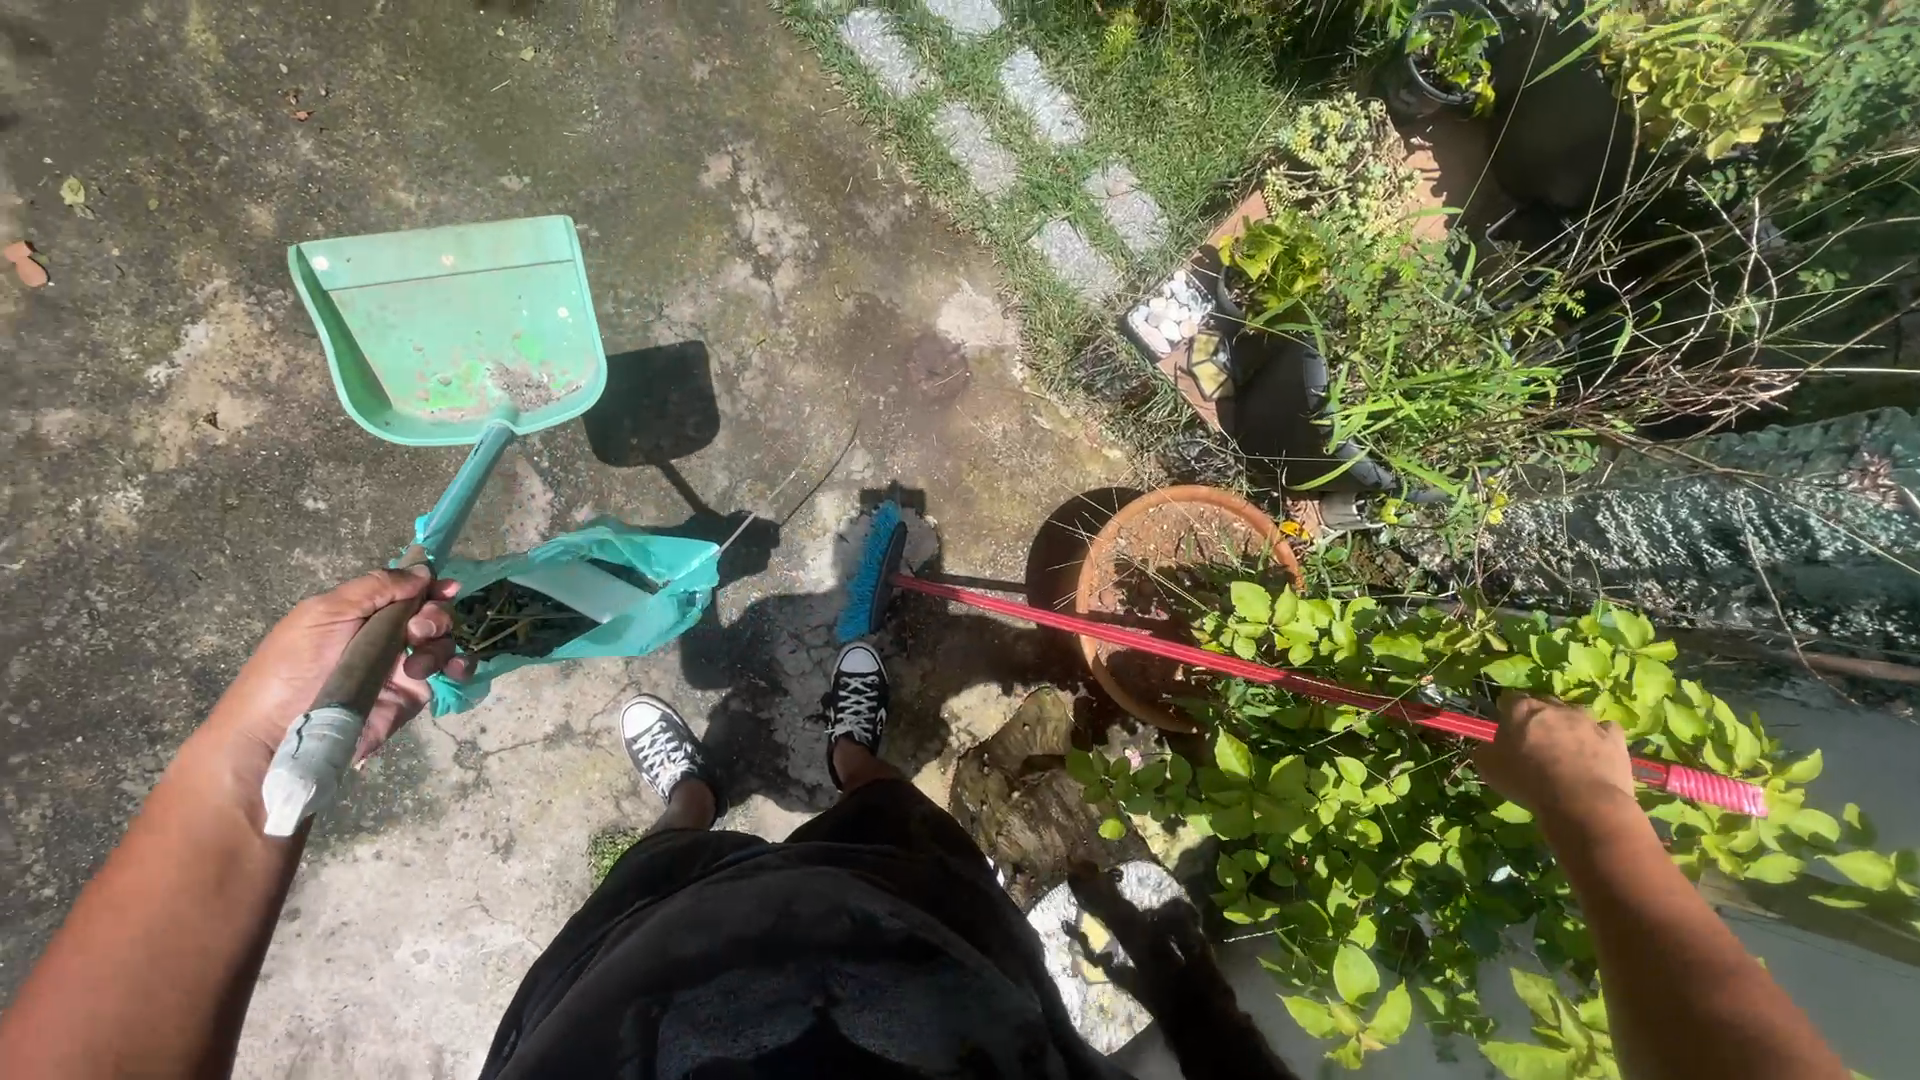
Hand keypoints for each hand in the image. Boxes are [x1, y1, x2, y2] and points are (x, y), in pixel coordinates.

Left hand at [211, 566, 470, 768]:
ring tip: (417, 663)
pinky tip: (453, 669)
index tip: (446, 587)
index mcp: (364, 613)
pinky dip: (461, 665)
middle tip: (417, 631)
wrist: (280, 729)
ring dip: (440, 643)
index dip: (430, 586)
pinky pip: (451, 671)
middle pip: (432, 612)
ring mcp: (404, 664)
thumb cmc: (293, 665)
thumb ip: (374, 587)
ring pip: (444, 640)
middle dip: (435, 615)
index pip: (408, 591)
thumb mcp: (324, 613)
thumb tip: (423, 572)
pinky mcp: (415, 691)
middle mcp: (388, 635)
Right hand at [1472, 693, 1636, 826]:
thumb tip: (1491, 746)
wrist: (1582, 802)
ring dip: (1568, 724)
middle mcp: (1554, 707)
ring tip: (1565, 745)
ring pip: (1574, 712)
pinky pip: (1605, 728)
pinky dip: (1598, 735)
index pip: (1509, 699)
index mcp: (1521, 709)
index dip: (1506, 713)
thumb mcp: (1488, 766)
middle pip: (1543, 702)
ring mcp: (1587, 721)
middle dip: (1538, 716)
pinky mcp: (1614, 738)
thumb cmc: (1527, 780)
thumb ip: (1487, 748)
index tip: (1506, 730)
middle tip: (1534, 739)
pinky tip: (1594, 749)